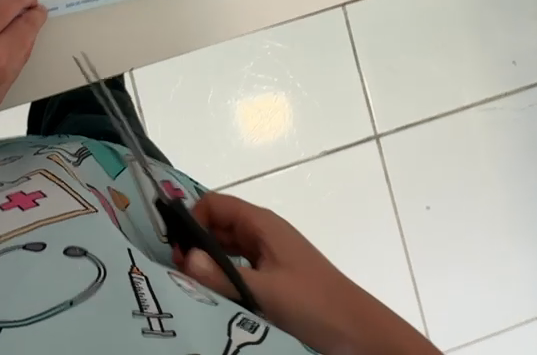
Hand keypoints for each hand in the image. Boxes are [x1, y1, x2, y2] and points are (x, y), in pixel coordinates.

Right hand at [181, 193, 441, 354]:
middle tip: (177, 272)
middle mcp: (262, 232)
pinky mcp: (273, 277)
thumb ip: (222, 277)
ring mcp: (268, 255)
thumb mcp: (265, 292)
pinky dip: (223, 278)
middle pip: (217, 226)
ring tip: (189, 286)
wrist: (359, 333)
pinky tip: (213, 297)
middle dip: (195, 244)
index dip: (191, 221)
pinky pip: (238, 269)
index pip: (213, 204)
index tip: (177, 251)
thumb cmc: (314, 302)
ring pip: (226, 250)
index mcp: (260, 222)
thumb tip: (181, 257)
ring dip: (208, 263)